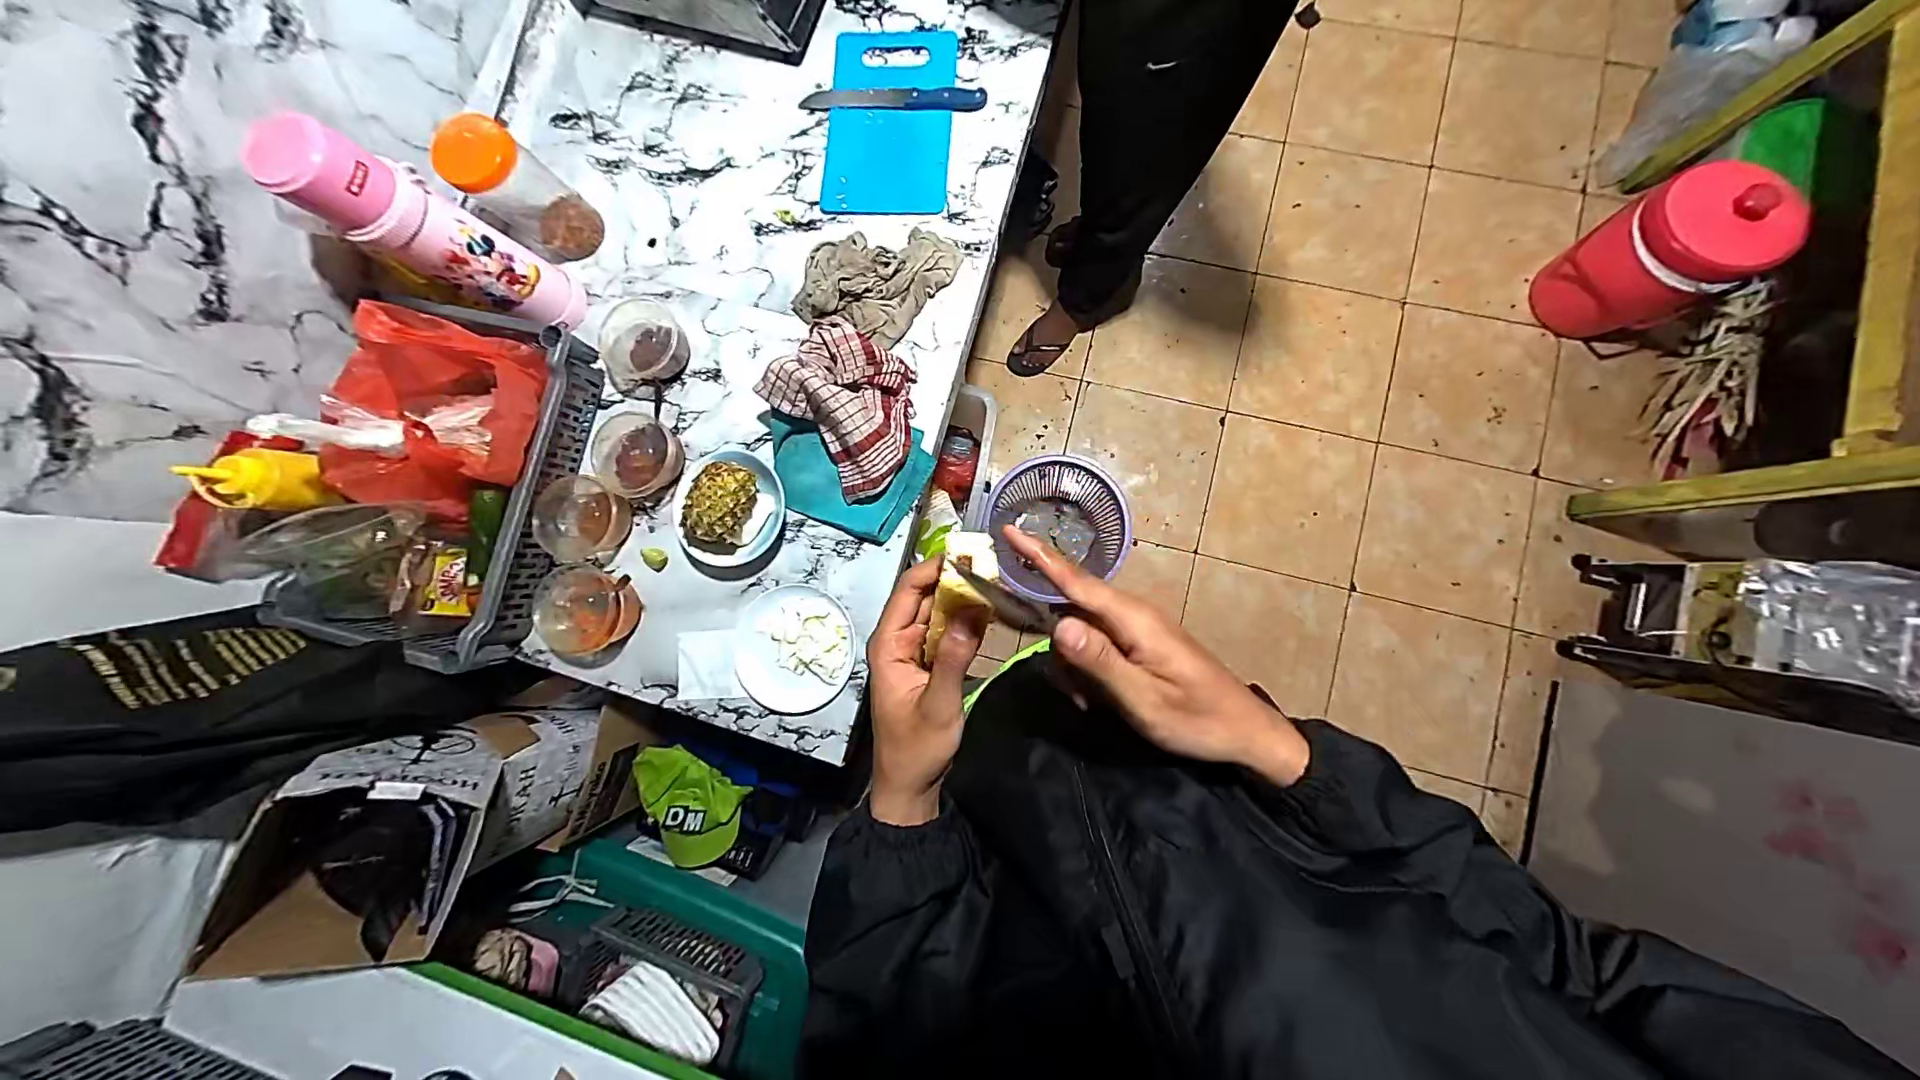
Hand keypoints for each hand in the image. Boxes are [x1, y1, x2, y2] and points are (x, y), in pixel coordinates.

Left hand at [865, 556, 988, 824]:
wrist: (910, 786)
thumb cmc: (917, 748)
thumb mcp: (938, 704)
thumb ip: (953, 658)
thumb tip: (974, 609)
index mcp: (889, 644)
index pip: (908, 590)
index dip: (935, 568)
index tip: (969, 554)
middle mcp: (898, 640)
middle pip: (925, 596)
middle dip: (954, 578)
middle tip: (991, 564)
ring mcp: (913, 650)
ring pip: (937, 611)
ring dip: (962, 597)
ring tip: (995, 579)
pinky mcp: (928, 662)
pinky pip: (945, 631)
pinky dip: (964, 620)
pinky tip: (988, 611)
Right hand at [1003, 526, 1309, 786]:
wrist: (1245, 732)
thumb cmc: (1197, 719)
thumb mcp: (1144, 699)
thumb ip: (1100, 660)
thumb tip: (1057, 624)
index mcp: (1133, 619)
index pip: (1076, 581)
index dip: (1039, 556)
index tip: (1007, 531)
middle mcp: (1131, 614)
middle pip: (1070, 613)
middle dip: (1061, 651)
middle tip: (1078, 695)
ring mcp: (1135, 627)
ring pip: (1079, 633)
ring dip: (1075, 667)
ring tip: (1094, 703)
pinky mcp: (1137, 642)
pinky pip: (1096, 645)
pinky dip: (1088, 670)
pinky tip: (1100, 698)